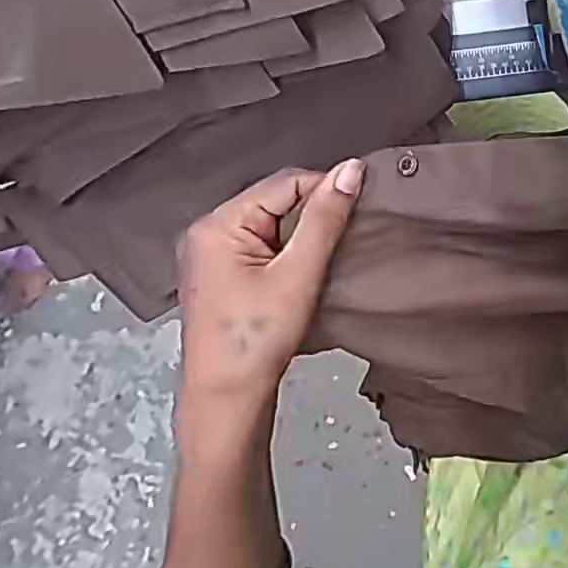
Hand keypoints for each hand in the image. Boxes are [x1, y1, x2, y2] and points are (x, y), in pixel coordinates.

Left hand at [175, 161, 364, 437]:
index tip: (361, 204)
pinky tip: (306, 266)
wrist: (227, 397)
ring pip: (271, 222)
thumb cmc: (257, 339)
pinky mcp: (220, 272)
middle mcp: (206, 231)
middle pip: (275, 200)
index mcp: (217, 224)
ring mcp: (210, 253)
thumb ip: (325, 218)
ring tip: (329, 252)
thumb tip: (350, 170)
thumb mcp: (299, 273)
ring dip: (303, 231)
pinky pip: (261, 242)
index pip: (284, 183)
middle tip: (347, 234)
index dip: (326, 188)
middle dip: (314, 211)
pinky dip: (288, 248)